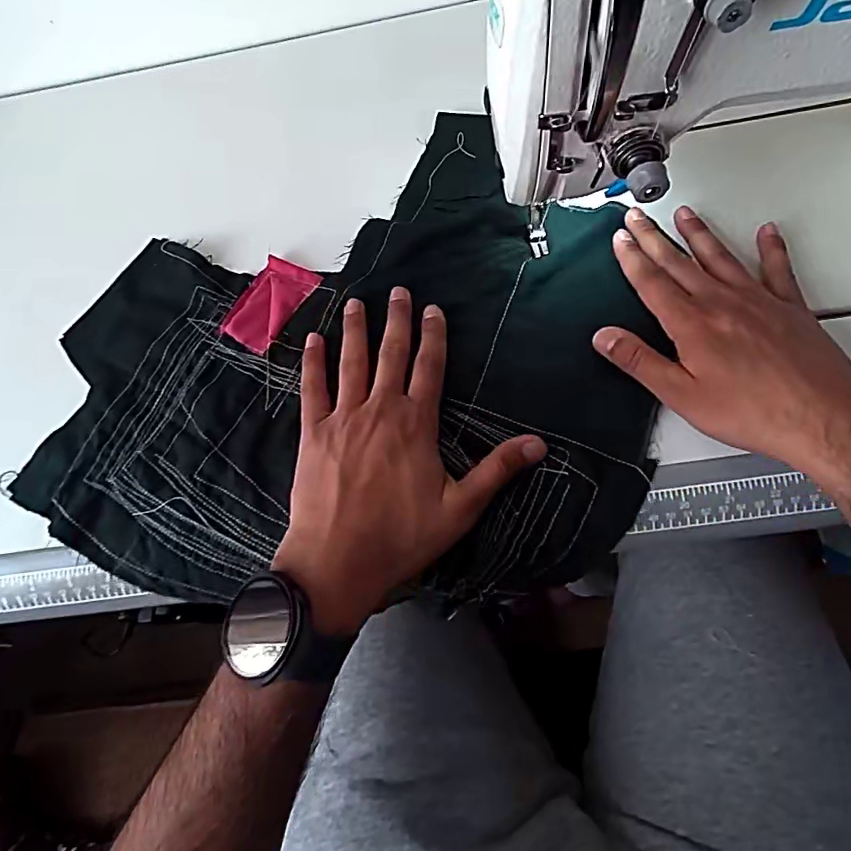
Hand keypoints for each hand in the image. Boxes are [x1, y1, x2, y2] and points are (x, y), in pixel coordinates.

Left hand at [274, 288, 545, 634]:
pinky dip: (313, 361)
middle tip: (398, 292)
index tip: (434, 310)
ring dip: (355, 330)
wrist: (336, 559)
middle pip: (391, 355)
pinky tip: (313, 340)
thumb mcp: (459, 509)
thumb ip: (496, 471)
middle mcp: (379, 411)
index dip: (434, 336)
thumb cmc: (400, 538)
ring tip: (357, 303)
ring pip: (351, 362)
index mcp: (415, 425)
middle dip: (397, 320)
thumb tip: (537, 444)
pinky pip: (312, 387)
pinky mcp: (313, 432)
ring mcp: (342, 418)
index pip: (429, 369)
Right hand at [593, 205, 850, 482]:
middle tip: (638, 218)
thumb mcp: (681, 395)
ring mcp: (759, 302)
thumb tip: (605, 338)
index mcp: (693, 325)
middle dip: (654, 237)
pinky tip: (767, 233)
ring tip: (685, 215)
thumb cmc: (756, 412)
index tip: (621, 239)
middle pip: (679, 262)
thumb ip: (639, 361)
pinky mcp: (790, 308)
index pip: (652, 282)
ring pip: (720, 257)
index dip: (632, 258)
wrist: (824, 420)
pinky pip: (777, 268)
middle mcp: (724, 305)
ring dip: (699, 233)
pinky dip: (771, 248)